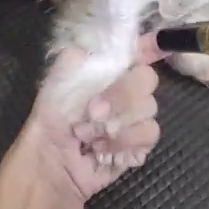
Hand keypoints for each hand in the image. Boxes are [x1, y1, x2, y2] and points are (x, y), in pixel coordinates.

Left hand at [11, 46, 162, 208]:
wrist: (51, 163)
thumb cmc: (51, 119)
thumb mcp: (57, 81)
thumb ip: (77, 58)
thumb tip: (99, 45)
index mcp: (108, 72)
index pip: (139, 51)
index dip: (152, 45)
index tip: (157, 45)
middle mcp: (125, 93)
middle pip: (148, 81)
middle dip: (121, 97)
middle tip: (93, 113)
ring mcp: (134, 121)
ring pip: (150, 112)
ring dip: (117, 126)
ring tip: (90, 138)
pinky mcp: (138, 147)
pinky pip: (148, 139)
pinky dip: (123, 144)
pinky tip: (103, 151)